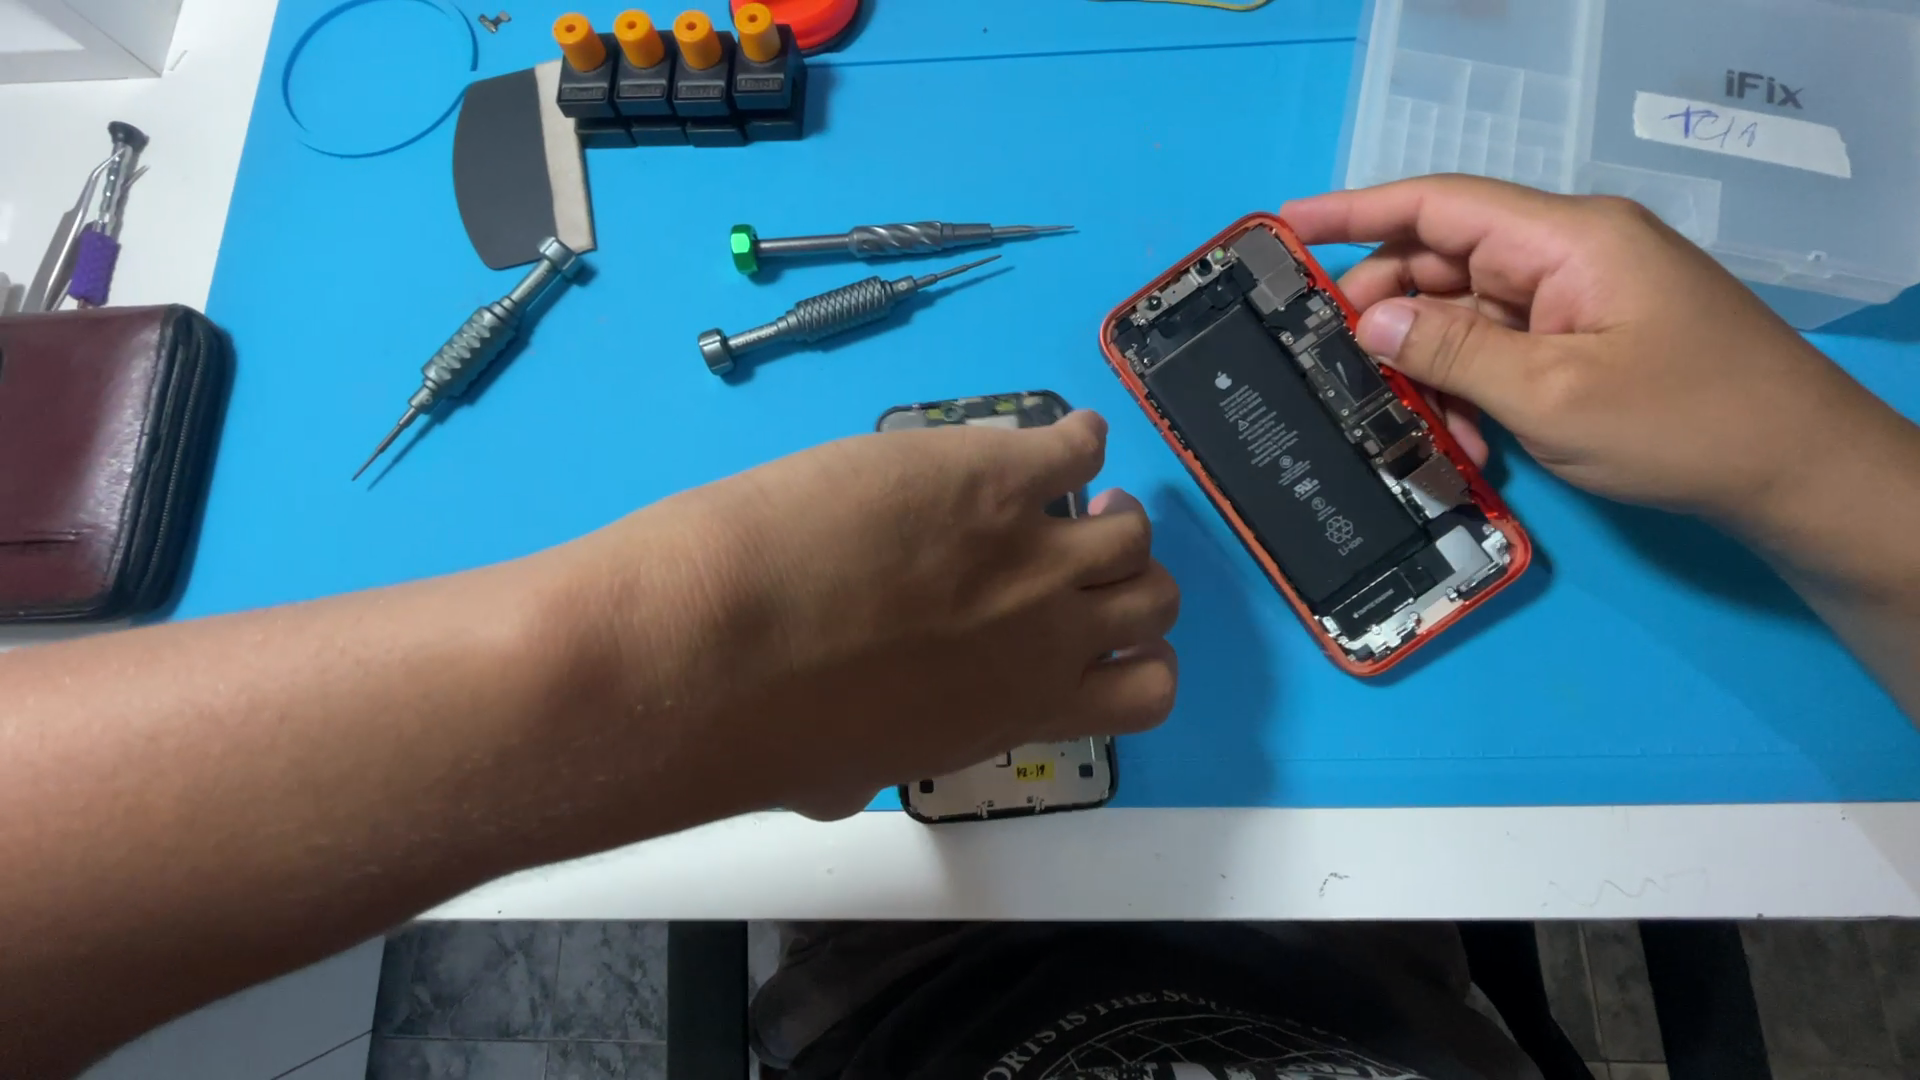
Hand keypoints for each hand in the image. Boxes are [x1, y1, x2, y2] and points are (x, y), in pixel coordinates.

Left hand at [559, 411, 1179, 824]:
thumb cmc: (766, 729)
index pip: (1143, 691)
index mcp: (1022, 710)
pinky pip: (1076, 444)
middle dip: (1128, 577)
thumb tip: (855, 773)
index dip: (1139, 657)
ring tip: (1062, 489)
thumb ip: (874, 764)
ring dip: (1109, 507)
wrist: (717, 649)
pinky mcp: (988, 475)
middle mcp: (1049, 633)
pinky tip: (1041, 439)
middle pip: (1154, 600)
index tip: (1098, 627)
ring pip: (1129, 526)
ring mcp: (1028, 549)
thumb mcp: (843, 773)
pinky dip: (1077, 437)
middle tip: (1082, 548)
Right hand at [1280, 175, 1885, 525]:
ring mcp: (1558, 302)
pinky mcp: (1560, 341)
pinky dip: (1455, 392)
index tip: (1286, 226)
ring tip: (1409, 423)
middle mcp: (1554, 259)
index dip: (1355, 211)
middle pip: (1433, 266)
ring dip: (1419, 370)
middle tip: (1333, 367)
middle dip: (1379, 315)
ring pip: (1448, 319)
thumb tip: (1366, 322)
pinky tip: (1458, 436)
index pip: (1437, 206)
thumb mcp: (1548, 391)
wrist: (1789, 471)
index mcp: (1561, 241)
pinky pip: (1479, 354)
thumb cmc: (1680, 421)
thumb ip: (1448, 351)